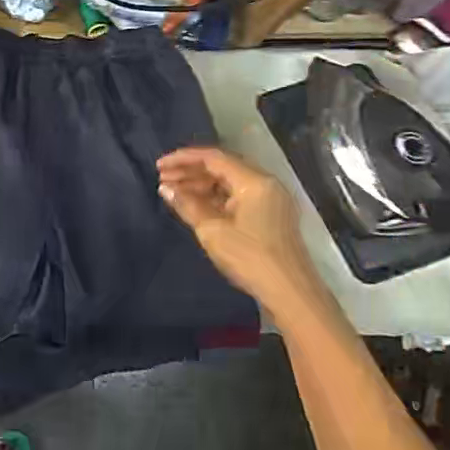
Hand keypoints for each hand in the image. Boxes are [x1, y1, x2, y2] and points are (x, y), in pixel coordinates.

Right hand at [157, 146, 318, 309]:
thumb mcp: (213, 232)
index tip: (159, 166)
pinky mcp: (270, 215)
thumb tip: (166, 188)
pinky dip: (216, 199)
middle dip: (191, 172)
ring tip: (174, 194)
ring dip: (202, 186)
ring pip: (230, 183)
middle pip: (223, 168)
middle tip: (162, 180)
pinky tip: (197, 206)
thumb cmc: (250, 258)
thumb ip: (188, 205)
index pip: (214, 157)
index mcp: (254, 180)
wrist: (290, 292)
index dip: (184, 159)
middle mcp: (265, 183)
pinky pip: (238, 197)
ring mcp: (270, 199)